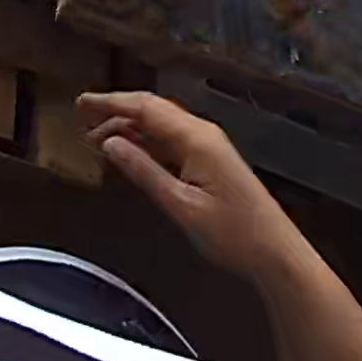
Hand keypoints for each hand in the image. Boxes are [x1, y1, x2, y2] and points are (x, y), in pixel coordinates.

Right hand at [79, 91, 306, 280]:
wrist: (280, 257)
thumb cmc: (233, 234)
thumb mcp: (181, 206)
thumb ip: (143, 171)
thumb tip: (108, 143)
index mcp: (195, 137)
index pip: (144, 107)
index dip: (109, 102)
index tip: (81, 103)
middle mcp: (200, 132)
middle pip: (150, 109)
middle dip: (114, 110)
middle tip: (81, 117)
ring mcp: (205, 144)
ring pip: (158, 123)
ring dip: (126, 125)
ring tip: (96, 138)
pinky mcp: (208, 158)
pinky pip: (168, 137)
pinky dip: (142, 139)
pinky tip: (127, 149)